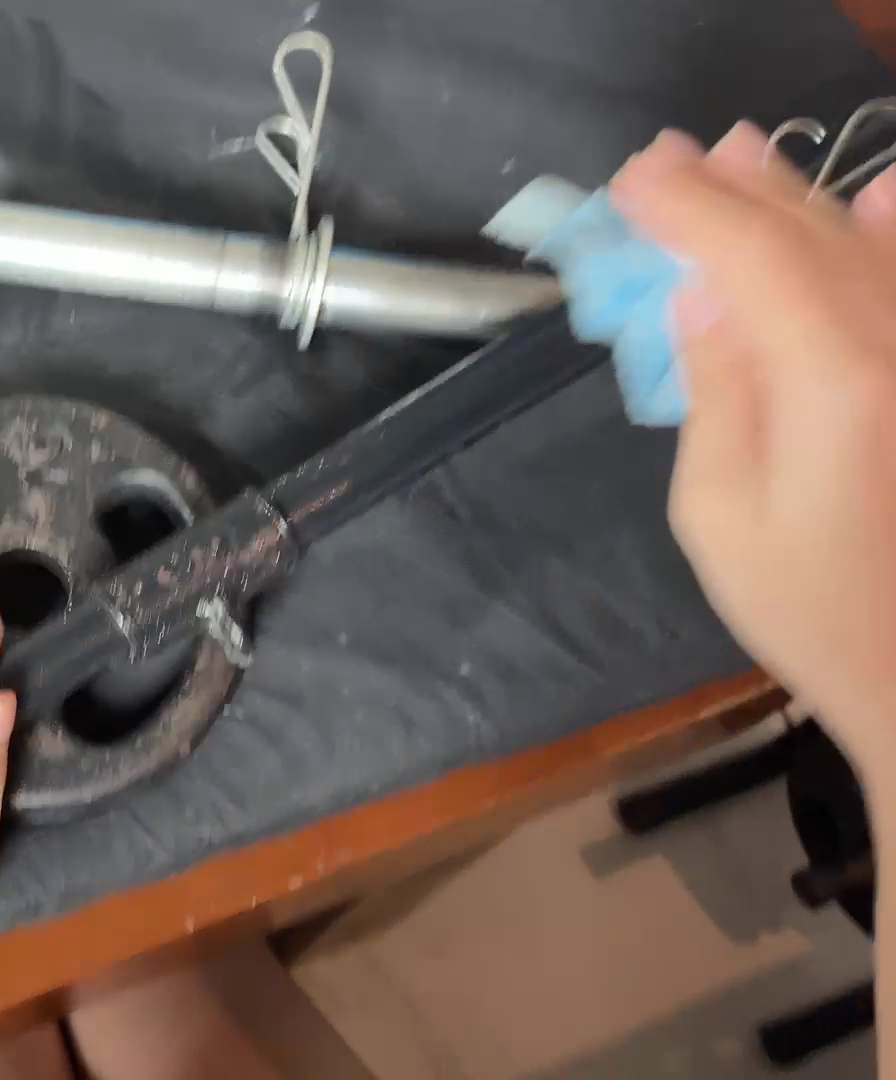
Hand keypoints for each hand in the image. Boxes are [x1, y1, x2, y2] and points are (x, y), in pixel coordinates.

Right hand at [613, 122, 895, 786]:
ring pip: (868, 253)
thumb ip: (717, 396)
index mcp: (838, 389)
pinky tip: (879, 194)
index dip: (689, 214)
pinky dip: (891, 235)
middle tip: (665, 154)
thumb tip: (698, 306)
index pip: (753, 268)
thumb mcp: (717, 509)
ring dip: (797, 199)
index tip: (632, 181)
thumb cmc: (800, 600)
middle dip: (734, 193)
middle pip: (814, 245)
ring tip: (734, 157)